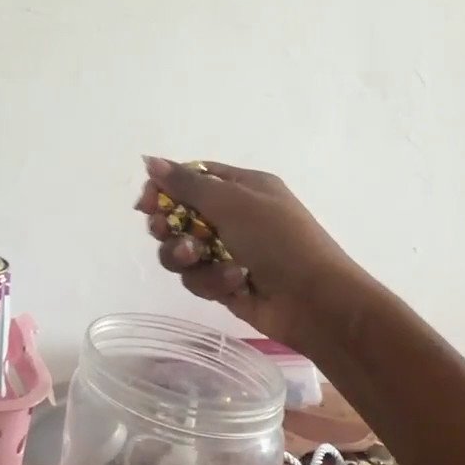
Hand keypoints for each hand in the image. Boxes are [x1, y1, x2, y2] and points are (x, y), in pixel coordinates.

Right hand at [137, 155, 379, 357]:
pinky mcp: (225, 283)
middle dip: (168, 225)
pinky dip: (211, 279)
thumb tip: (150, 162)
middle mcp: (235, 216)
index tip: (147, 202)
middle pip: (179, 215)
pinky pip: (197, 277)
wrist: (316, 302)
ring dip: (185, 255)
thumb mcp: (232, 202)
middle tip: (165, 230)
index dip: (166, 188)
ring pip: (182, 249)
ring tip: (197, 259)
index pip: (193, 178)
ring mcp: (229, 251)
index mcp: (243, 187)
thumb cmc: (279, 240)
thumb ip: (187, 183)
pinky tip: (233, 283)